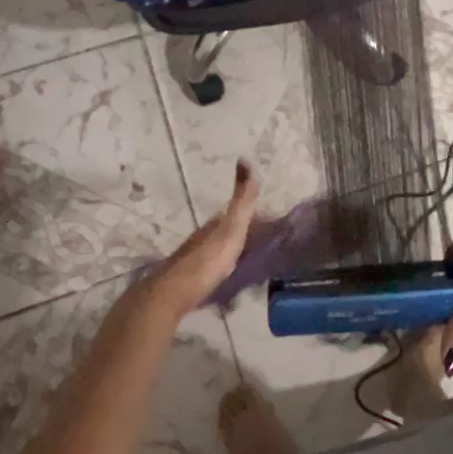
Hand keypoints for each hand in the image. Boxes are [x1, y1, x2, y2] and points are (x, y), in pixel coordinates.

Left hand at [137, 161, 259, 322]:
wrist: (173, 294)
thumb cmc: (207, 261)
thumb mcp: (231, 228)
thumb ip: (242, 199)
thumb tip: (244, 159)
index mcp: (216, 224)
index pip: (241, 213)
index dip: (260, 218)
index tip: (279, 225)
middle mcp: (205, 237)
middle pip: (231, 232)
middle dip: (250, 236)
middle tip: (272, 247)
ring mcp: (197, 259)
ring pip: (223, 252)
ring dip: (238, 255)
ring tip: (257, 267)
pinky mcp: (192, 281)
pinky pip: (216, 272)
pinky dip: (228, 273)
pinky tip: (234, 286)